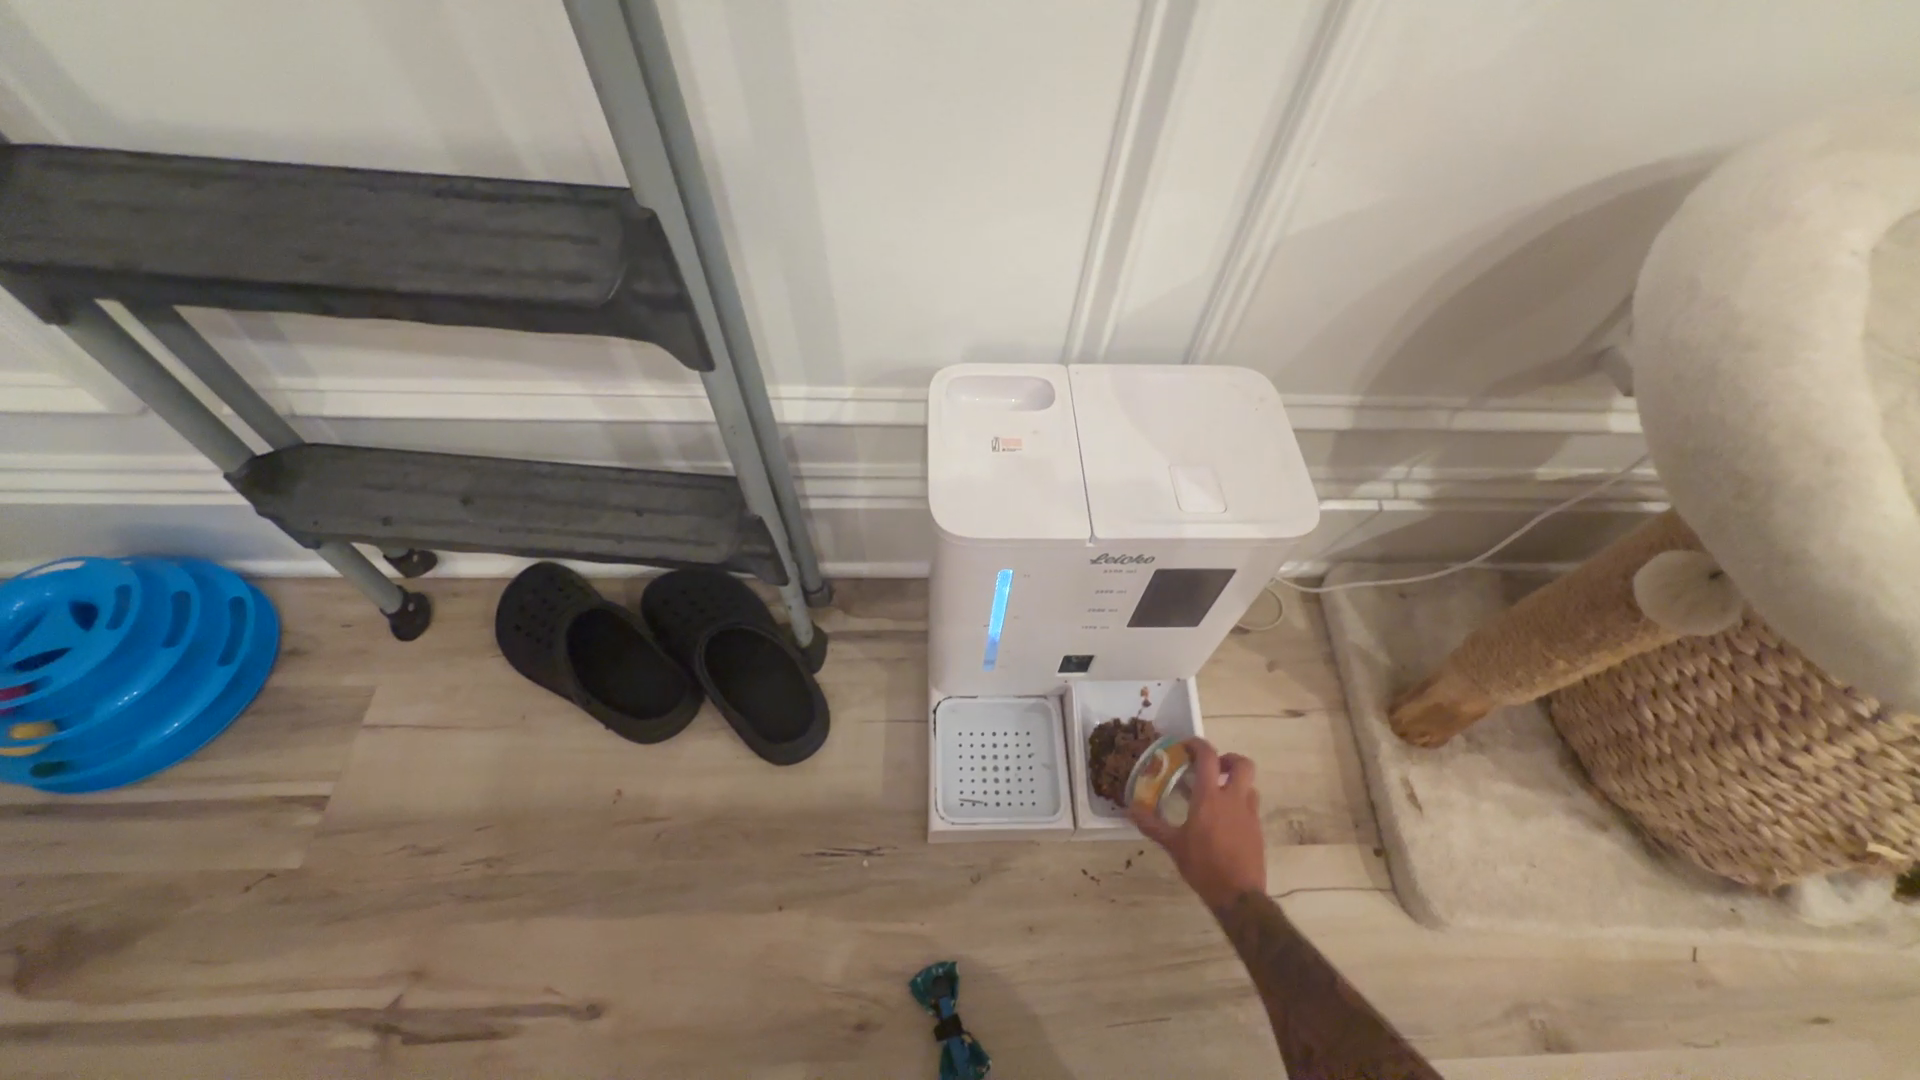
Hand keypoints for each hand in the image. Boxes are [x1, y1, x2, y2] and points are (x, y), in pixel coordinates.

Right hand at [1129, 738, 1265, 909]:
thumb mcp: (1173, 845)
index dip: (1198, 745)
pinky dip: (1239, 804)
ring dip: (1235, 782)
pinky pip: (1251, 806)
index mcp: (1209, 797)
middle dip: (1228, 759)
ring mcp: (1249, 814)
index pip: (1208, 757)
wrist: (1239, 895)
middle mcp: (1233, 799)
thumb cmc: (1203, 866)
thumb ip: (1152, 824)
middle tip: (1213, 769)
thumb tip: (1130, 809)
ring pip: (1250, 785)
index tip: (1186, 746)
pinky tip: (1225, 821)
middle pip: (1242, 764)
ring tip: (1218, 795)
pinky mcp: (1258, 829)